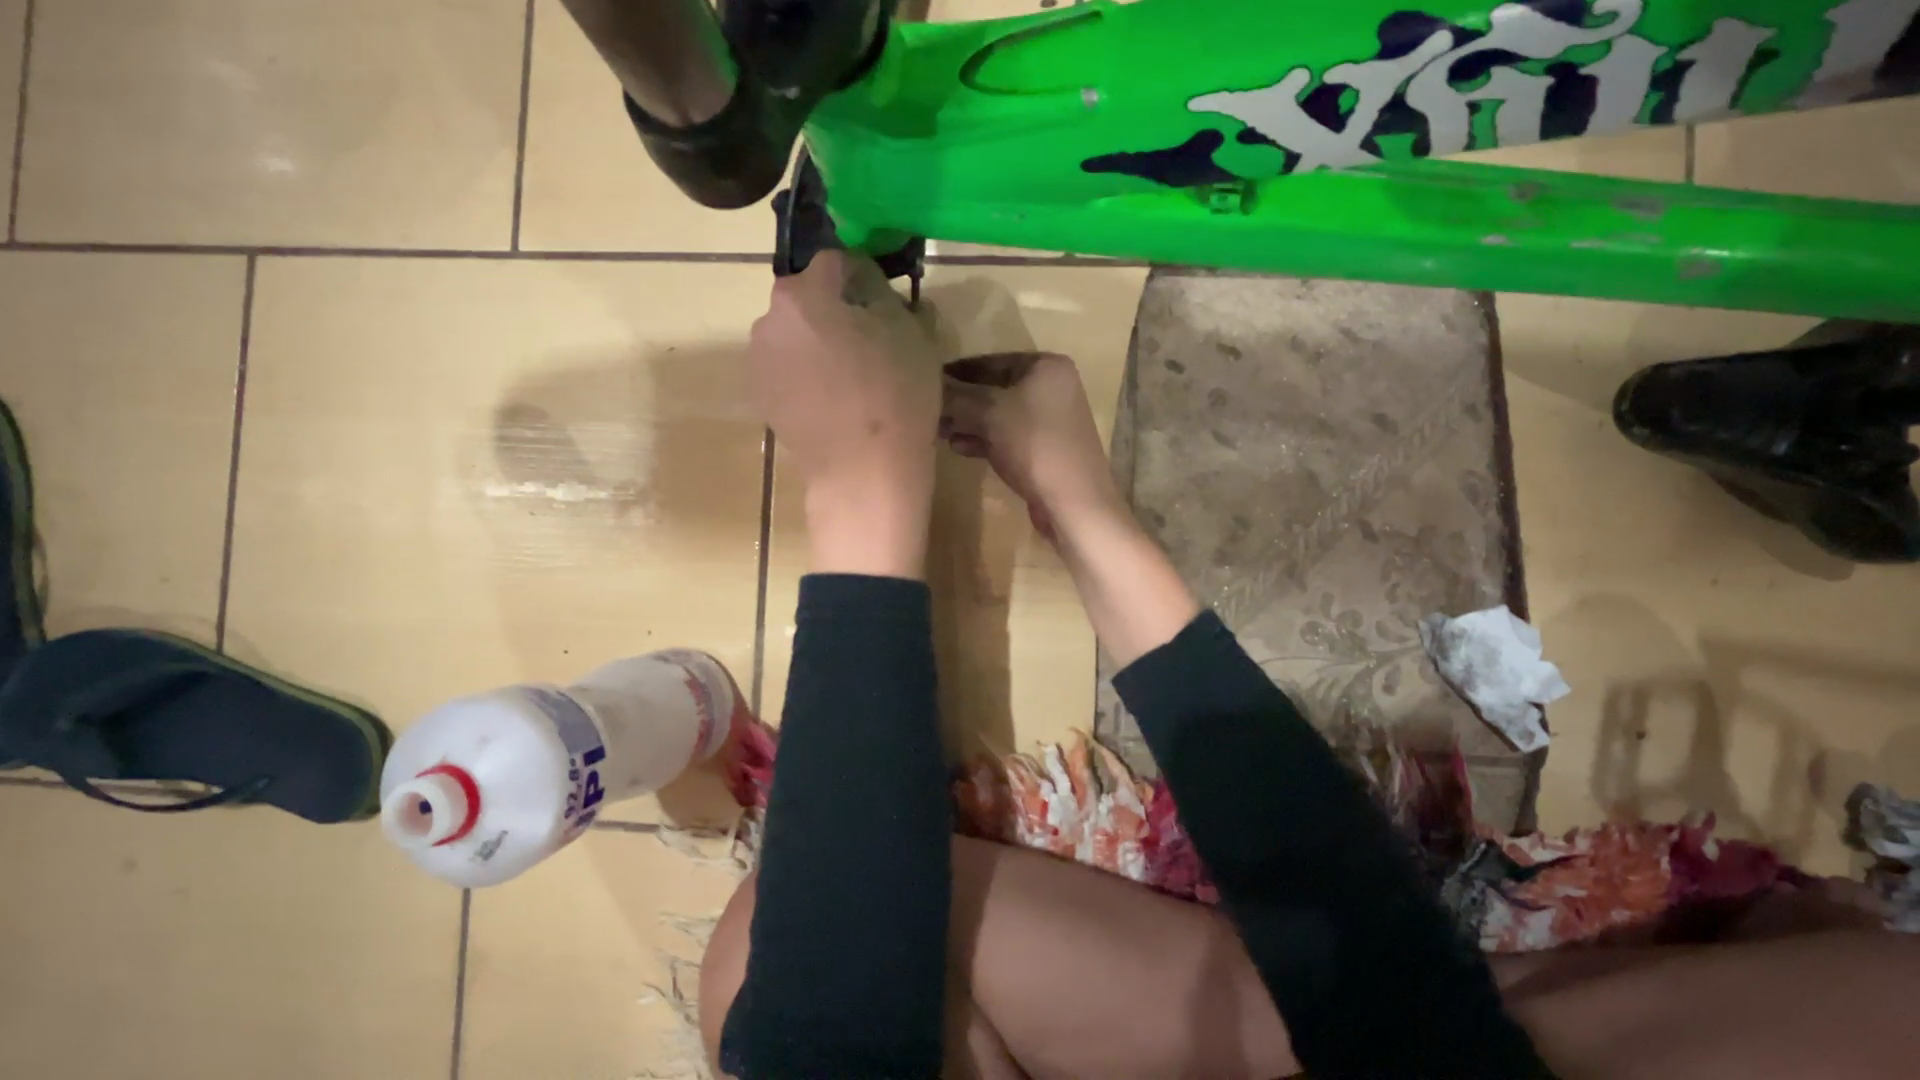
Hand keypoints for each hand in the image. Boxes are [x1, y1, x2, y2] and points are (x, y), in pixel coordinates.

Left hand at [748, 252, 943, 578]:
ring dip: (818, 343)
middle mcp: (769, 318)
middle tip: (869, 340)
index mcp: (805, 292)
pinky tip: (834, 401)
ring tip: (852, 377)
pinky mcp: (761, 396)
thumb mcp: (909, 330)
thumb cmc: (894, 393)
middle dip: (834, 310)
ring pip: (795, 335)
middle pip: (808, 299)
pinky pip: (788, 369)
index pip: (837, 262)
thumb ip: (883, 293)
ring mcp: (759, 360)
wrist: (863, 470)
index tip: (885, 301)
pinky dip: (807, 375)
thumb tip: (868, 287)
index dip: (864, 278)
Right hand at [942, 352, 1196, 664]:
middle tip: (927, 410)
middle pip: (994, 388)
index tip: (926, 383)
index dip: (957, 372)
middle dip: (961, 401)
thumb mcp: (989, 414)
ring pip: (999, 415)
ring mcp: (1050, 421)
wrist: (1074, 503)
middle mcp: (1052, 387)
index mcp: (1046, 366)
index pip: (990, 361)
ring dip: (968, 422)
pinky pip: (1008, 436)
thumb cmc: (1034, 445)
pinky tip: (957, 447)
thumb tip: (928, 386)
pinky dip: (984, 439)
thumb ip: (957, 397)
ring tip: (936, 430)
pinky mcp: (1045, 449)